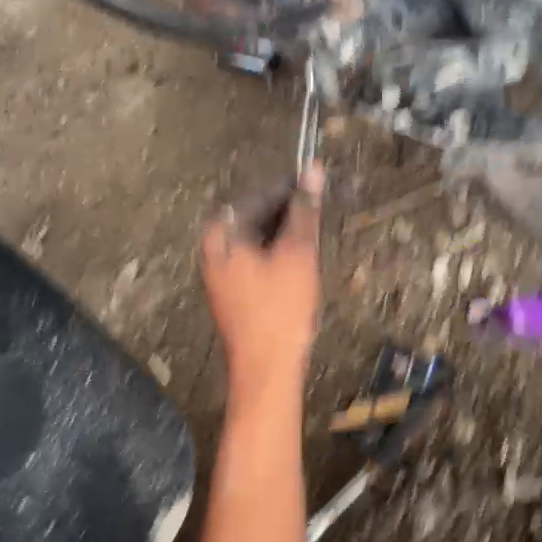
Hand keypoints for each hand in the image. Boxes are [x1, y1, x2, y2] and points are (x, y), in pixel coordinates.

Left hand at [200, 165, 325, 393]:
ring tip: (320, 231)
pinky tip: (304, 257)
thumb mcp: (298, 253)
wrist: (265, 371)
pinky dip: (280, 252)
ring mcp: (221, 269)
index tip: (324, 182)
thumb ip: (305, 210)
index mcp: (222, 232)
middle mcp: (215, 246)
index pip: (263, 194)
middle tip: (327, 207)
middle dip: (293, 211)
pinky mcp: (233, 288)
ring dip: (289, 231)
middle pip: (259, 214)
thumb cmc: (280, 309)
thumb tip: (313, 169)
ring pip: (260, 236)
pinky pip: (258, 256)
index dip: (295, 188)